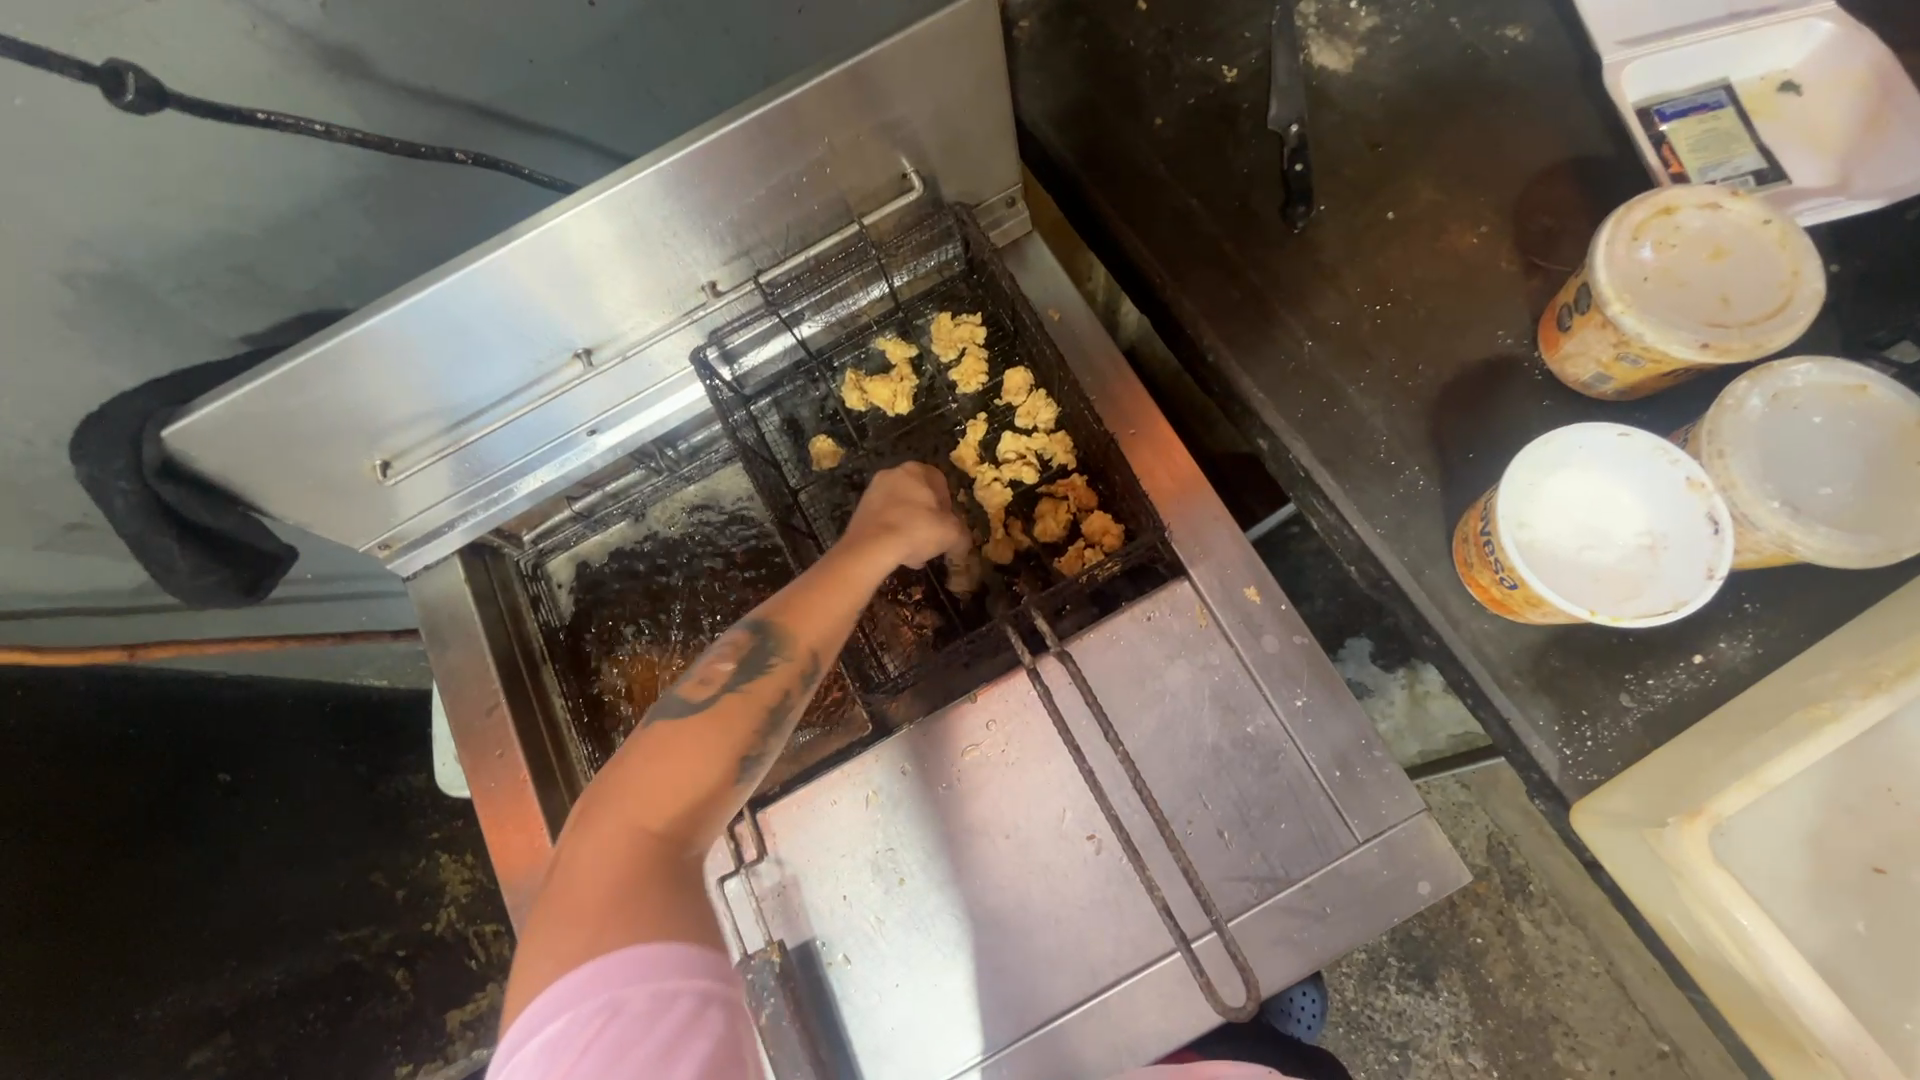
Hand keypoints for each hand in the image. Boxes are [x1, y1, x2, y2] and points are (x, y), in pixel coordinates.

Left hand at [838, 462, 970, 570]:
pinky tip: (897, 553)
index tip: (948, 525)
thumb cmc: (917, 530)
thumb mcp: (952, 534)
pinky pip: (883, 521)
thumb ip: (962, 535)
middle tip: (931, 539)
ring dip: (909, 528)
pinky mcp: (859, 510)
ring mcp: (872, 491)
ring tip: (914, 552)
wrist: (871, 546)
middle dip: (926, 518)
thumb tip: (963, 543)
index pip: (941, 483)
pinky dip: (892, 534)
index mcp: (917, 470)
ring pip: (900, 510)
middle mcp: (893, 473)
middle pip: (918, 496)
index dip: (948, 506)